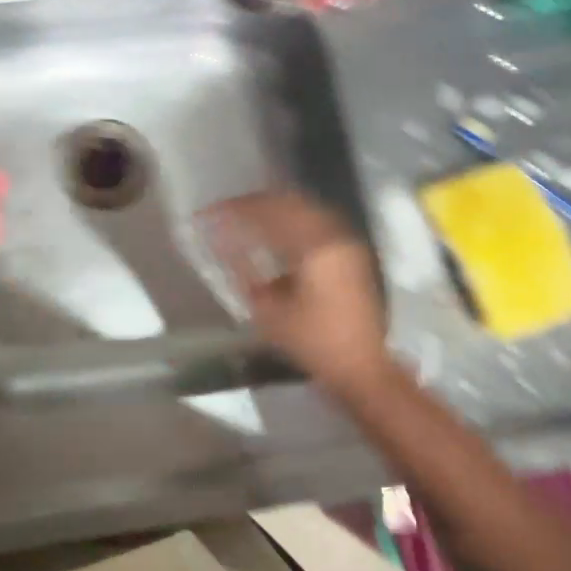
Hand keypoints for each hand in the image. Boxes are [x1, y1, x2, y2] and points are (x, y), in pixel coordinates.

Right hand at [199, 190, 388, 390]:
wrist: (361, 367)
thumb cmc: (312, 343)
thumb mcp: (268, 311)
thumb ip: (242, 271)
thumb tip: (218, 243)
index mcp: (314, 248)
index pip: (268, 213)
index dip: (235, 210)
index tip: (208, 213)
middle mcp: (333, 237)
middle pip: (288, 203)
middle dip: (253, 203)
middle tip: (225, 210)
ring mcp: (346, 243)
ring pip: (304, 208)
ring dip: (273, 208)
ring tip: (246, 216)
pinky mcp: (350, 254)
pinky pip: (316, 221)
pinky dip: (291, 219)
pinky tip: (274, 230)